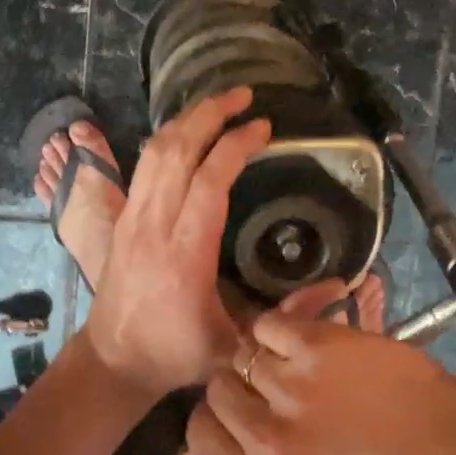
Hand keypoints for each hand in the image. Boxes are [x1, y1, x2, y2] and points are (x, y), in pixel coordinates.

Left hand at [82, 86, 269, 396]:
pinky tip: (188, 128)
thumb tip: (342, 287)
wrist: (113, 361)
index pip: (209, 183)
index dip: (236, 146)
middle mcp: (154, 226)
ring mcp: (132, 217)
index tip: (263, 127)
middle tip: (244, 94)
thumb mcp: (239, 349)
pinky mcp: (122, 216)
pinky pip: (143, 163)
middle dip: (210, 114)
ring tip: (219, 102)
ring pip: (155, 151)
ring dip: (187, 119)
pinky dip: (167, 136)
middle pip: (177, 152)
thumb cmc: (178, 355)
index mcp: (185, 256)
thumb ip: (289, 318)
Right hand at [183, 308, 455, 454]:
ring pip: (243, 354)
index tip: (233, 409)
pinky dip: (285, 327)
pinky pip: (270, 324)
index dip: (212, 418)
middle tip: (269, 383)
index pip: (200, 437)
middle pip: (218, 390)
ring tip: (296, 362)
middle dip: (240, 383)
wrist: (451, 454)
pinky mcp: (313, 347)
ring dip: (265, 355)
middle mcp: (269, 445)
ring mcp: (289, 391)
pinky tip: (310, 340)